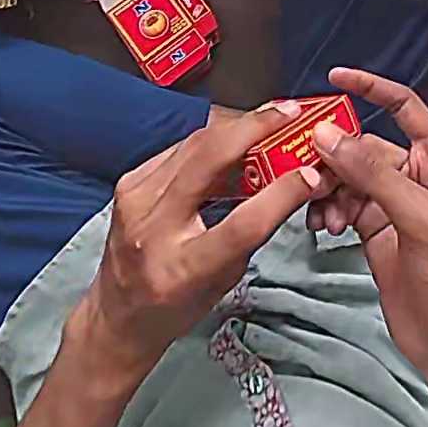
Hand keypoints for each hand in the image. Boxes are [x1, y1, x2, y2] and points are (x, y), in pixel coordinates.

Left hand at [69, 101, 327, 380]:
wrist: (117, 313)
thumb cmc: (177, 304)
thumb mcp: (225, 279)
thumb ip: (253, 230)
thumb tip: (286, 179)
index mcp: (183, 268)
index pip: (242, 224)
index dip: (281, 194)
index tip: (309, 174)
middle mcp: (154, 228)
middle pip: (210, 159)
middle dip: (254, 128)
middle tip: (287, 113)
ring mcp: (136, 199)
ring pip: (195, 143)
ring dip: (236, 125)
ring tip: (268, 117)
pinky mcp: (130, 182)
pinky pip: (180, 148)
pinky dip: (211, 139)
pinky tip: (233, 136)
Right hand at [310, 68, 427, 374]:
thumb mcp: (421, 219)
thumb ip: (374, 174)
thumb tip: (329, 135)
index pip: (405, 108)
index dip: (372, 87)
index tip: (336, 76)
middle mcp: (413, 175)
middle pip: (363, 145)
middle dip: (334, 152)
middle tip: (305, 161)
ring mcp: (389, 201)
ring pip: (346, 175)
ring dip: (326, 185)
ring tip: (317, 204)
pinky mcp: (371, 227)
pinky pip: (339, 202)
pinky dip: (325, 208)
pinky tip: (322, 223)